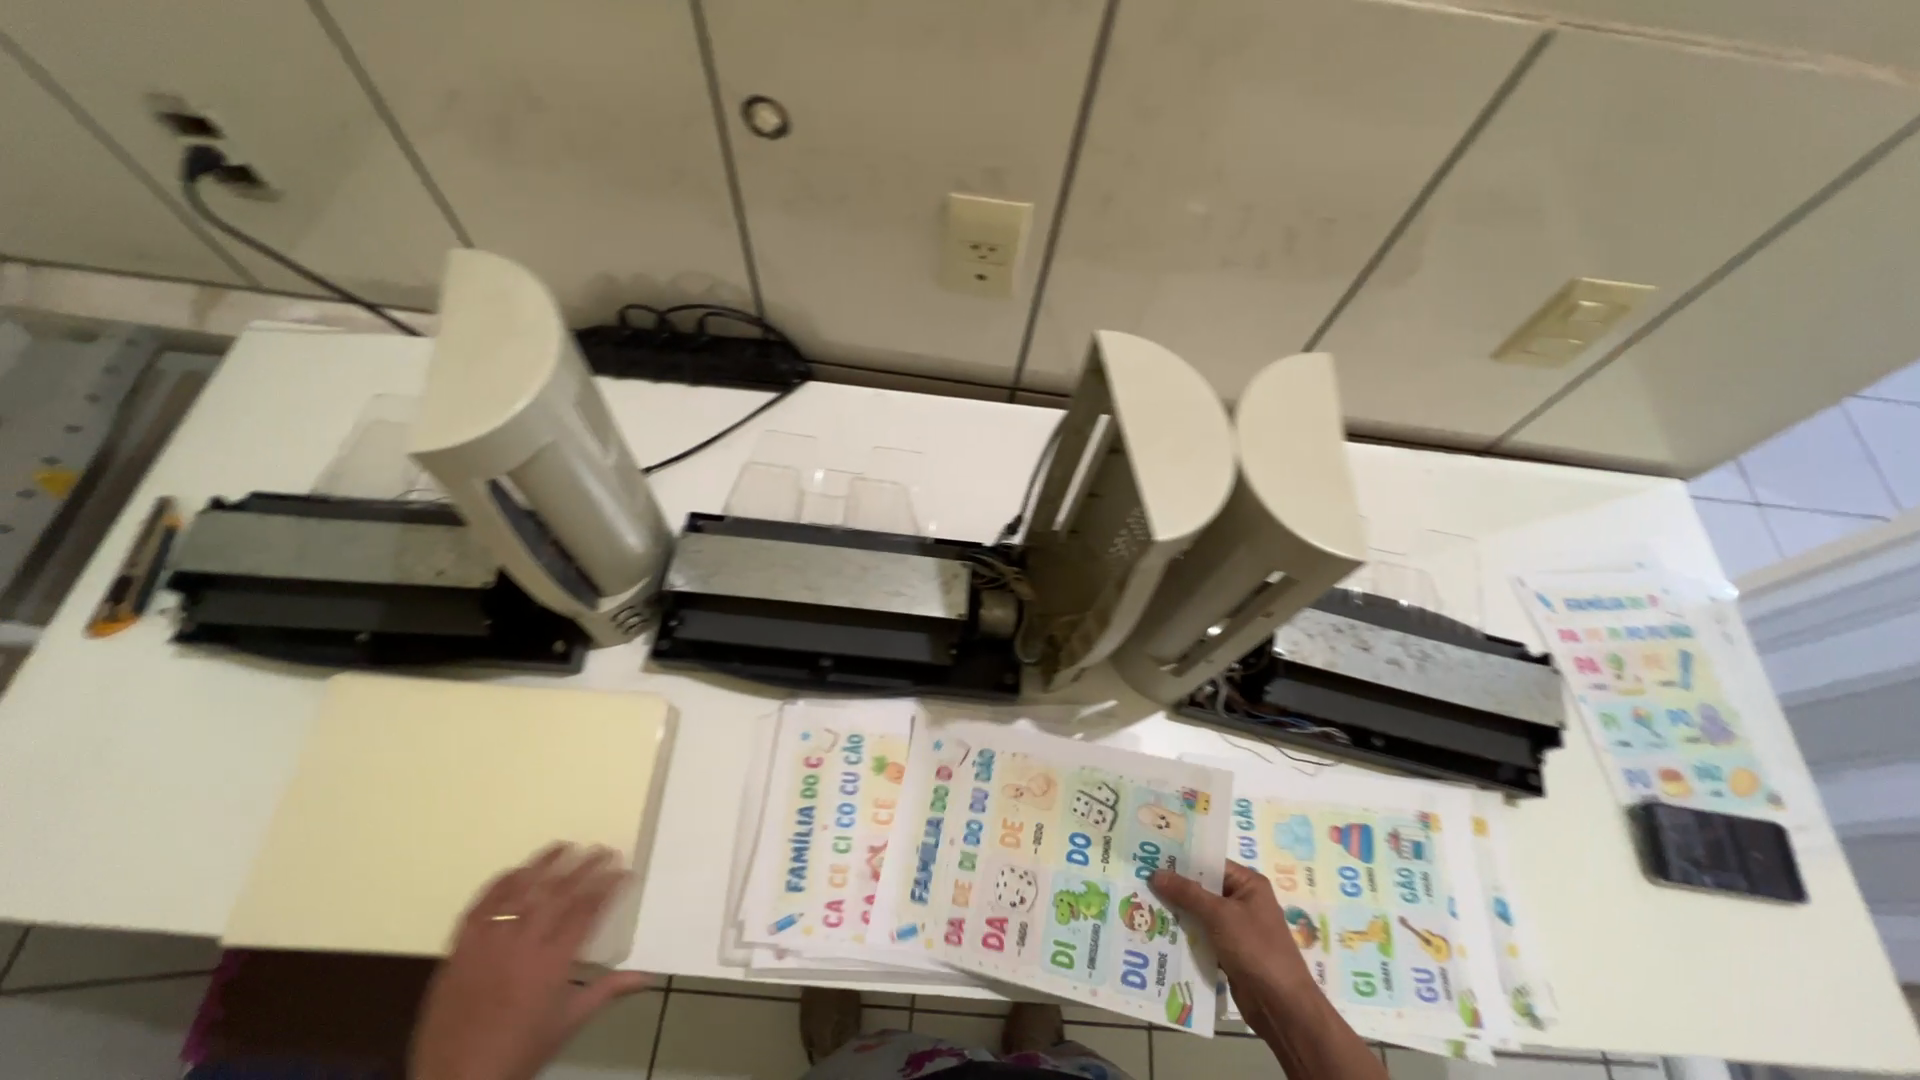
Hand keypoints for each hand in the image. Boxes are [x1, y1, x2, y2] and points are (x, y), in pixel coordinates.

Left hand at [411, 844, 653, 1079]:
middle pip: (557, 893)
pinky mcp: (460, 949)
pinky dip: (498, 885)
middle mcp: (522, 945)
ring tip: (563, 846)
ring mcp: (487, 944)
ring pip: (519, 892)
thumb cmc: (520, 1052)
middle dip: (584, 867)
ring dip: (543, 865)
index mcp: (553, 962)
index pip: (586, 909)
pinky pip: (480, 907)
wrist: (458, 1079)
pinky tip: (514, 871)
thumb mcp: (568, 1023)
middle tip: (602, 850)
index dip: (607, 885)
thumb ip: (606, 991)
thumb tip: (646, 976)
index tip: (623, 869)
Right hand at [1149, 862, 1314, 1000]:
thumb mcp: (1219, 915)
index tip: (1150, 858)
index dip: (1181, 861)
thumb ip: (1187, 893)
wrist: (1281, 1005)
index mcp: (1249, 884)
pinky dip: (1184, 935)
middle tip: (1139, 881)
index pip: (1210, 864)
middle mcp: (1243, 901)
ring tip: (1140, 905)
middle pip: (1203, 889)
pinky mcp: (1228, 951)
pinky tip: (1157, 932)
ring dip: (1176, 913)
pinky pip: (1201, 936)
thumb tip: (1155, 873)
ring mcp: (1236, 928)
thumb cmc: (1255, 949)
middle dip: (1174, 888)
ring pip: (1199, 914)